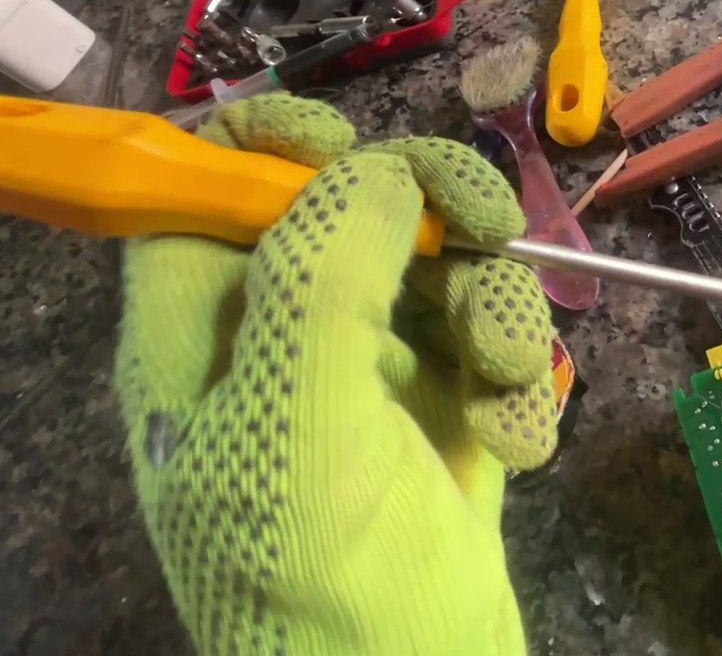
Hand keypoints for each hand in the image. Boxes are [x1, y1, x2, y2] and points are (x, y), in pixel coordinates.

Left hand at [116, 95, 557, 652]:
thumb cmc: (319, 578)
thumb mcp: (297, 429)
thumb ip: (317, 282)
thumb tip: (377, 168)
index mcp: (210, 332)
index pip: (204, 190)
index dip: (262, 145)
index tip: (340, 142)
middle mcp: (292, 326)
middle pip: (362, 201)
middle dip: (439, 211)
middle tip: (497, 226)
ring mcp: (379, 352)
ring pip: (451, 262)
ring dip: (495, 319)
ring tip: (501, 395)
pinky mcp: (453, 381)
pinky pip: (496, 329)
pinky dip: (517, 380)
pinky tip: (516, 442)